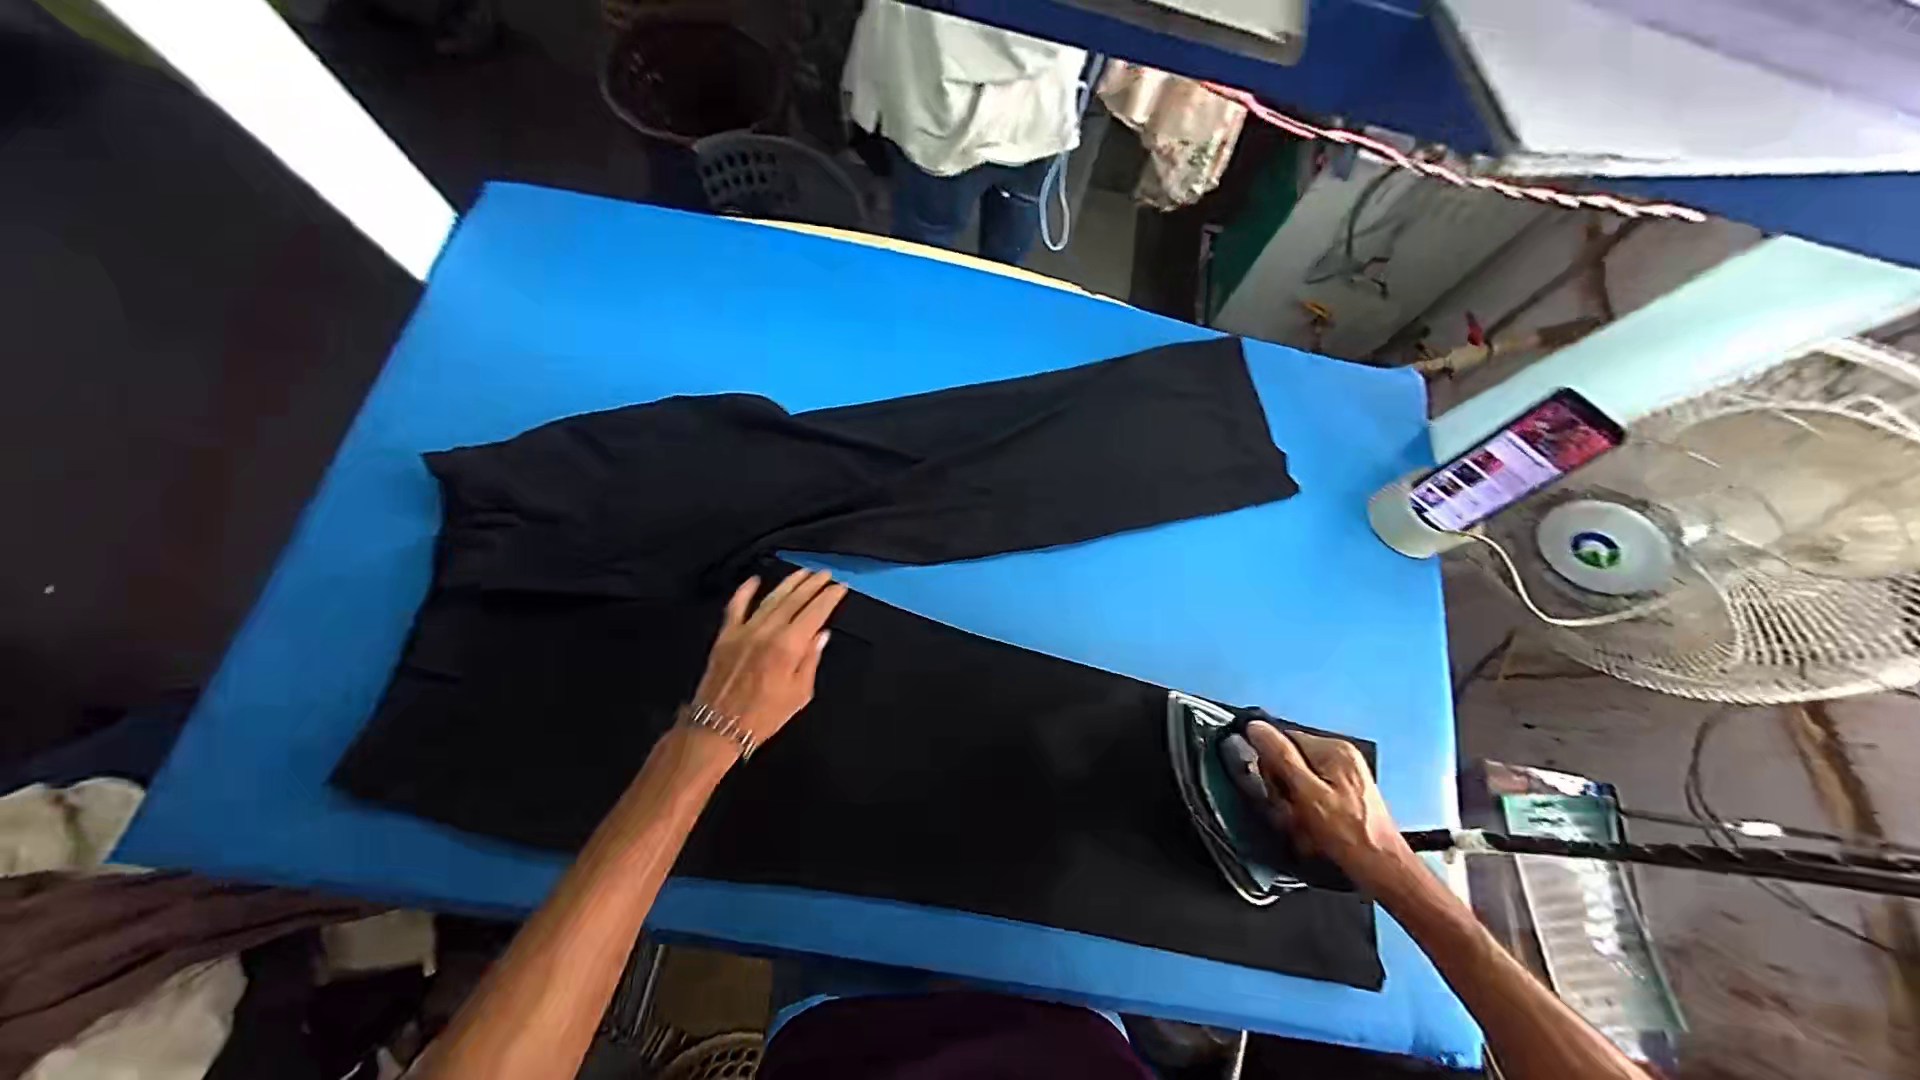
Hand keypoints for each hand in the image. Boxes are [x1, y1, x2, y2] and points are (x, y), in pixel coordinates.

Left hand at [691, 569, 847, 746]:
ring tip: (803, 572)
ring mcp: (744, 630)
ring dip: (789, 583)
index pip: (815, 612)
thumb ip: (811, 660)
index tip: (840, 587)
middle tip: (825, 574)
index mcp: (789, 646)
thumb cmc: (765, 715)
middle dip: (813, 584)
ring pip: (770, 598)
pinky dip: (745, 591)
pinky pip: (736, 606)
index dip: (829, 597)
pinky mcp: (725, 635)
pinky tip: (755, 580)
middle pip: (795, 600)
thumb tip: (821, 634)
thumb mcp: (799, 694)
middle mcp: (767, 631)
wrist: (718, 728)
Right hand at [1243, 721, 1417, 891]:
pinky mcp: (1347, 790)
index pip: (1282, 739)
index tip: (1279, 790)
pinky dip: (1307, 805)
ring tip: (1306, 821)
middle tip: (1294, 809)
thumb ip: (1280, 757)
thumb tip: (1256, 727)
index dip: (1271, 765)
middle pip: (1290, 757)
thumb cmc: (1348, 835)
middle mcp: (1342, 755)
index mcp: (1333, 748)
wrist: (1384, 870)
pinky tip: (1314, 824)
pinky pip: (1312, 788)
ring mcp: (1346, 773)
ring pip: (1299, 775)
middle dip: (1283, 784)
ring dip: (1293, 799)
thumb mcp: (1307, 793)